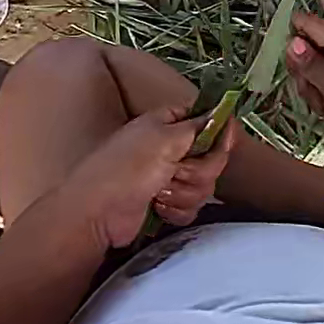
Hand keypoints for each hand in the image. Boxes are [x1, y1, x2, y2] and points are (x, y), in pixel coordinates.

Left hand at [50, 106, 235, 249]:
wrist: (98, 213)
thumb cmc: (128, 168)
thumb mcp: (164, 139)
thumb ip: (197, 126)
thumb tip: (221, 111)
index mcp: (168, 123)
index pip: (207, 121)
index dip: (218, 132)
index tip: (226, 140)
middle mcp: (171, 146)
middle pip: (211, 158)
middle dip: (197, 171)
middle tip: (173, 172)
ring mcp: (169, 176)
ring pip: (203, 185)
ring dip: (184, 193)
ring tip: (159, 192)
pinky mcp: (167, 202)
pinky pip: (192, 206)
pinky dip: (177, 210)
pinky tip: (158, 207)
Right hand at [284, 12, 323, 166]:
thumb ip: (311, 64)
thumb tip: (291, 41)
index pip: (313, 25)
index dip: (293, 31)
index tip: (279, 50)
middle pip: (311, 49)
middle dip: (302, 69)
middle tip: (310, 89)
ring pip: (315, 71)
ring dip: (311, 88)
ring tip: (323, 107)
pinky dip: (321, 98)